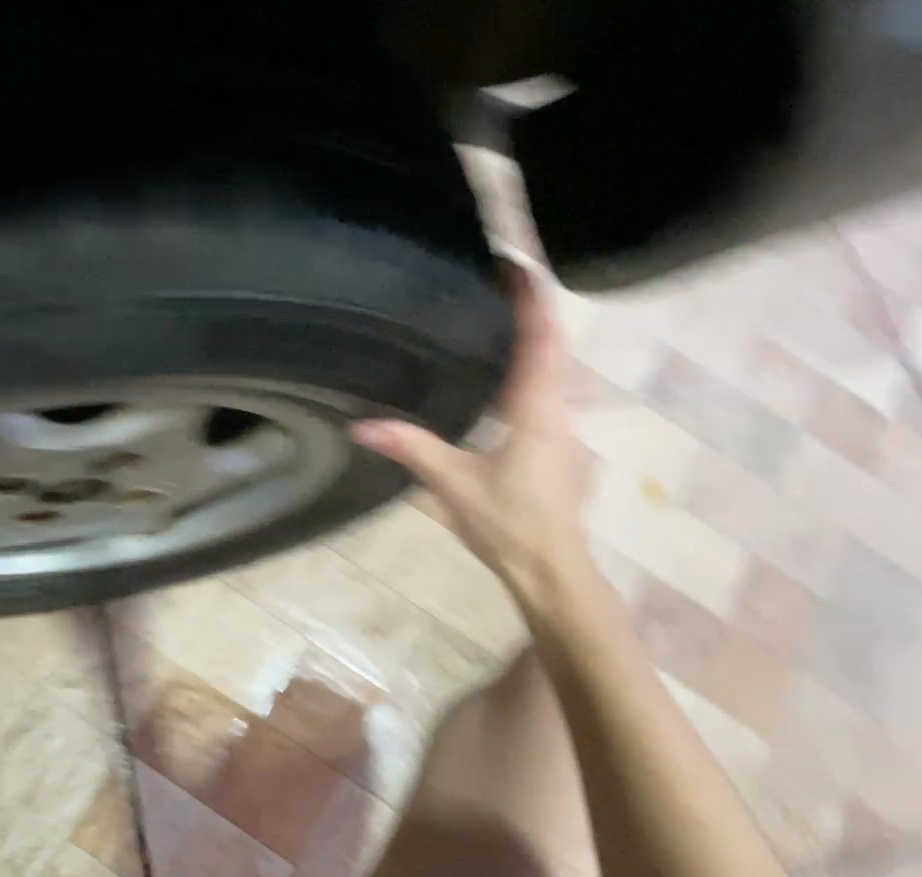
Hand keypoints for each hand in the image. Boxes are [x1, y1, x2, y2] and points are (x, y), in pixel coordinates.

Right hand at [352, 264, 589, 599]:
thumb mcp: (453, 484)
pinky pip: (543, 394)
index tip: (516, 261)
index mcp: (536, 409)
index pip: (542, 337)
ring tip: (495, 317)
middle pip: (551, 345)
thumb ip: (411, 449)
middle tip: (496, 280)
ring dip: (530, 339)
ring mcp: (561, 430)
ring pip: (550, 370)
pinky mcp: (555, 448)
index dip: (532, 297)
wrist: (552, 569)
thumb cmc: (510, 523)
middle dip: (529, 309)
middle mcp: (556, 410)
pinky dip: (527, 369)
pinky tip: (500, 376)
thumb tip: (360, 427)